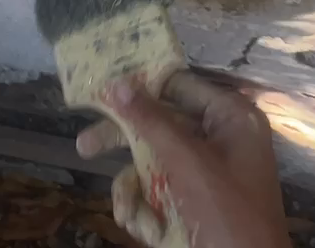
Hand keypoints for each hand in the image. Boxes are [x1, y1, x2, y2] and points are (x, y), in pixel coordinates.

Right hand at [76, 71, 291, 247]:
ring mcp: (208, 174)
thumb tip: (118, 83)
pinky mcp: (197, 204)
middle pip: (161, 124)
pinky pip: (161, 192)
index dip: (141, 83)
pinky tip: (145, 231)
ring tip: (126, 214)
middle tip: (84, 146)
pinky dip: (148, 211)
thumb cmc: (227, 214)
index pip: (178, 85)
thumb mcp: (188, 163)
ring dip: (135, 190)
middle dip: (125, 142)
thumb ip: (151, 120)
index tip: (104, 85)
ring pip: (155, 162)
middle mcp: (220, 139)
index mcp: (230, 118)